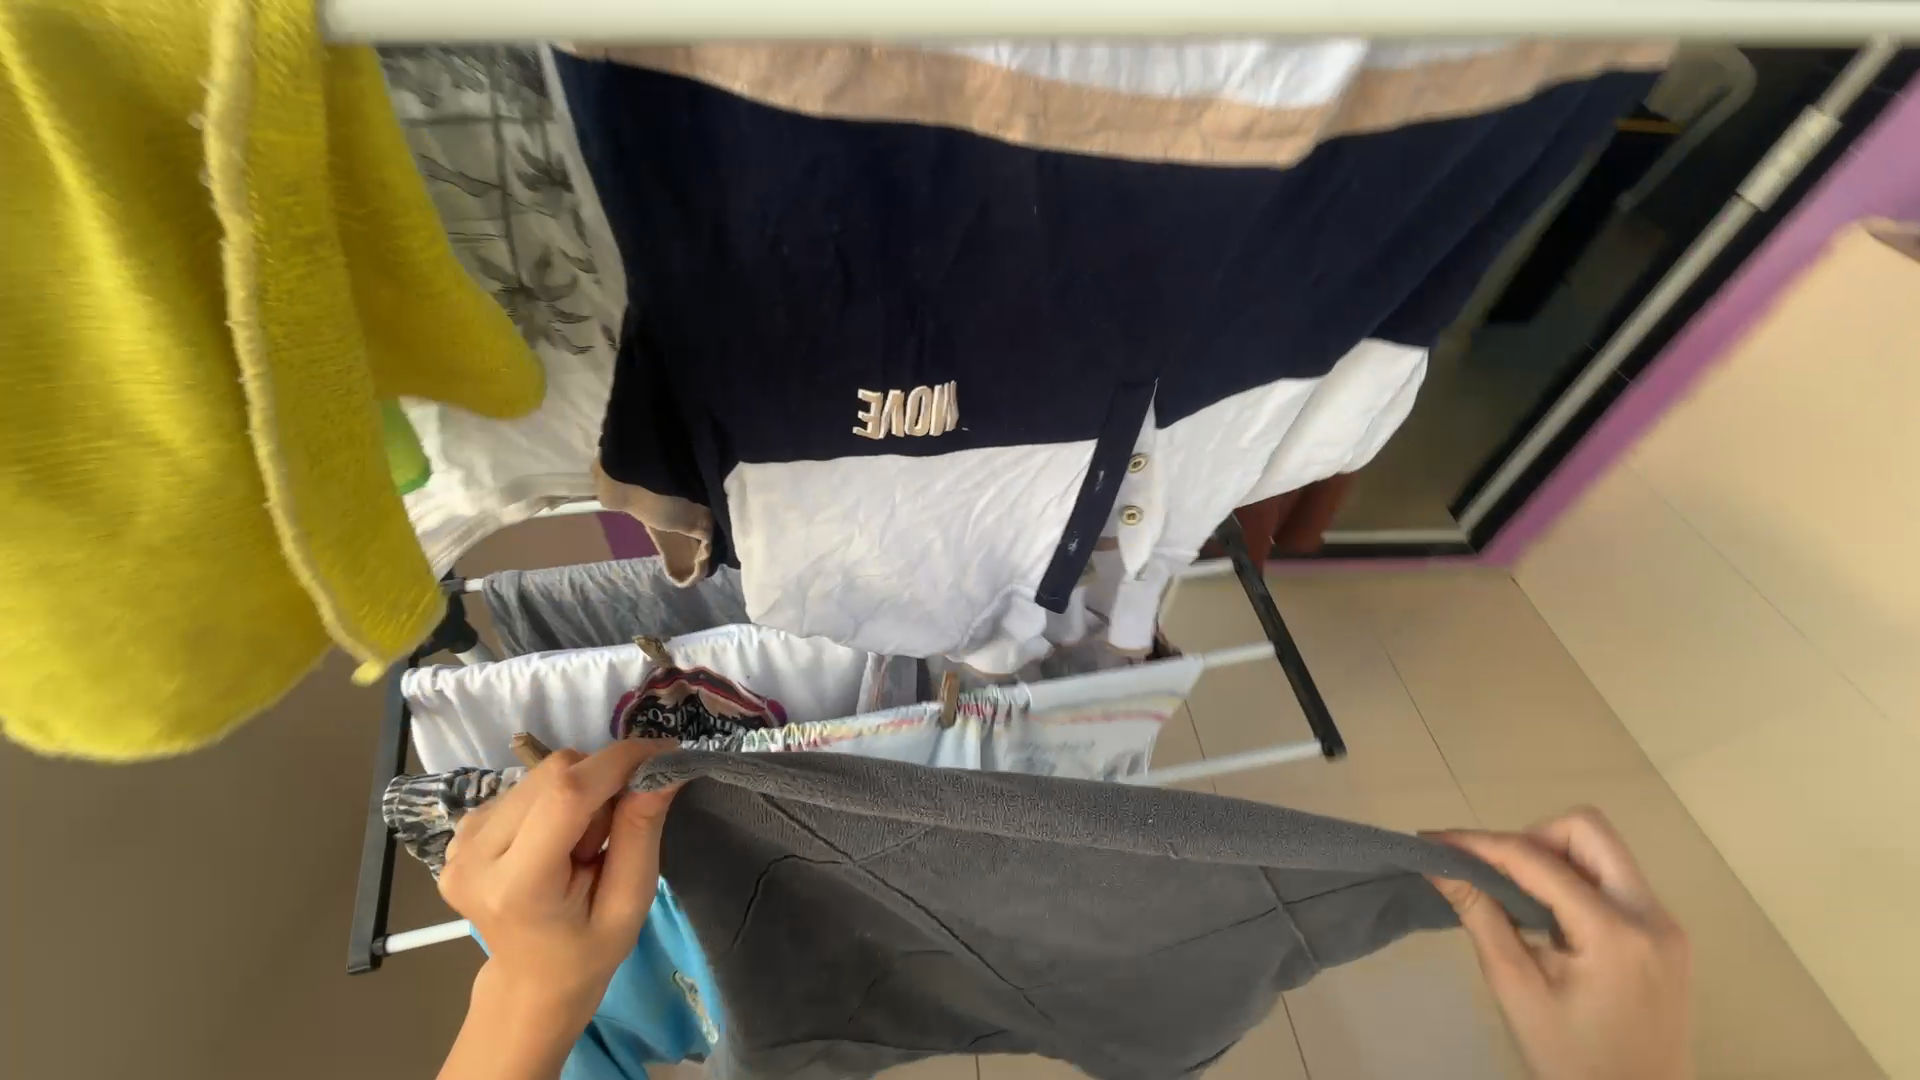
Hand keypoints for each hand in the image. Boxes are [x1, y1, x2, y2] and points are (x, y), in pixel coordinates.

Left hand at [436, 740, 679, 1079]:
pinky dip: (560, 795)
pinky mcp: (464, 828)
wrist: (532, 980)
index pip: (566, 794)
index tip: (666, 753)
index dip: (619, 761)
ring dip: (582, 789)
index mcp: (516, 886)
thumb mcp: (630, 900)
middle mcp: (474, 857)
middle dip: (603, 781)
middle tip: (620, 824)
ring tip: (587, 838)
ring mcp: (461, 841)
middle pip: (555, 773)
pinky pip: (528, 783)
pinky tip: (562, 834)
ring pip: (543, 772)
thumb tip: (665, 769)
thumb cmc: (588, 950)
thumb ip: (641, 831)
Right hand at [1430, 809, 1693, 1079]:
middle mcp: (1653, 917)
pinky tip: (1544, 912)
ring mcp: (1665, 926)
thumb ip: (1478, 913)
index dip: (1478, 842)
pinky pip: (1612, 879)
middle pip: (1587, 831)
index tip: (1434, 839)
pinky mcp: (1664, 937)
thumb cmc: (1570, 1055)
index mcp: (1616, 933)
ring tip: (1514, 892)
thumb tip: (1435, 862)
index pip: (1536, 859)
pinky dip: (1570, 878)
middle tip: (1493, 869)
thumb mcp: (1514, 985)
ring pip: (1601, 850)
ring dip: (1551, 855)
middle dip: (1529, 837)